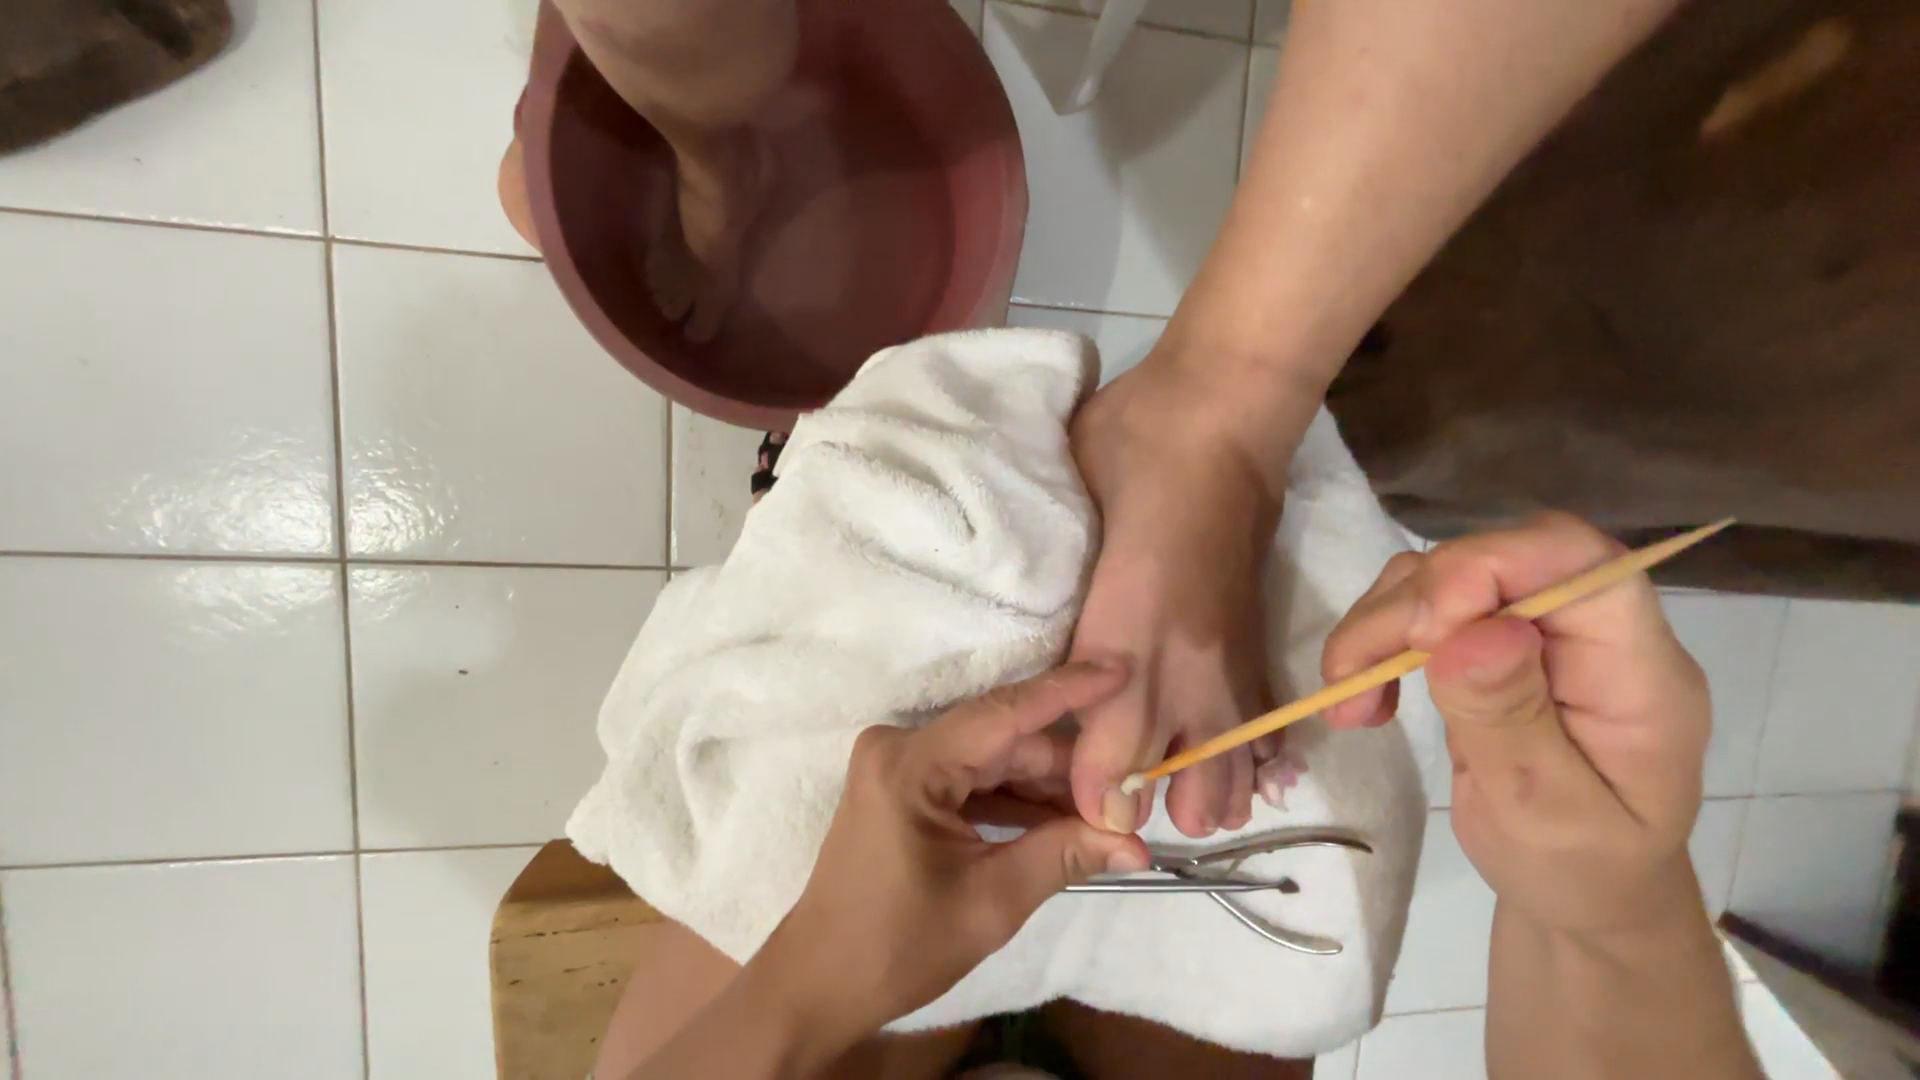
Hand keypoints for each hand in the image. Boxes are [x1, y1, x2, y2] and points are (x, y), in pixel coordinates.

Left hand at [762, 661, 1152, 1036]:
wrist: (822, 981)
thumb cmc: (897, 947)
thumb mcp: (990, 902)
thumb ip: (1063, 856)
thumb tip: (1137, 844)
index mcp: (911, 764)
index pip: (1004, 714)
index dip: (1067, 691)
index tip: (1121, 670)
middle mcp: (901, 746)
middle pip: (1003, 740)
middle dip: (1067, 765)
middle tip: (1130, 788)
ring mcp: (900, 763)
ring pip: (992, 758)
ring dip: (1045, 785)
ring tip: (1107, 810)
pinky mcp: (905, 784)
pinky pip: (972, 778)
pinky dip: (1014, 798)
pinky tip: (1062, 818)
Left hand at [1066, 355, 1293, 837]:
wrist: (1212, 415)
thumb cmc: (1127, 452)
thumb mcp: (1070, 509)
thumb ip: (1064, 588)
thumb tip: (1065, 664)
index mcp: (1127, 633)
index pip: (1113, 749)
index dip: (1097, 792)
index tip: (1083, 814)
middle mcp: (1183, 657)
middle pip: (1179, 770)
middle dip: (1157, 805)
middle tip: (1130, 815)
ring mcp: (1227, 649)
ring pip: (1228, 755)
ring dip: (1211, 791)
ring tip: (1191, 811)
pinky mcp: (1256, 632)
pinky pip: (1267, 718)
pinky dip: (1262, 756)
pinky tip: (1257, 779)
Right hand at [1320, 512, 1710, 932]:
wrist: (1578, 892)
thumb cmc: (1578, 867)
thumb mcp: (1545, 811)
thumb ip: (1510, 718)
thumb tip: (1474, 631)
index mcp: (1634, 668)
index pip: (1575, 560)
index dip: (1488, 566)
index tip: (1419, 631)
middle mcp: (1582, 632)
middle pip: (1485, 563)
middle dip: (1404, 610)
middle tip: (1351, 682)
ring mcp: (1529, 635)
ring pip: (1433, 580)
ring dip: (1374, 630)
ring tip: (1348, 703)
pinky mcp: (1482, 646)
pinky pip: (1414, 612)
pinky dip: (1372, 645)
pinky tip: (1362, 699)